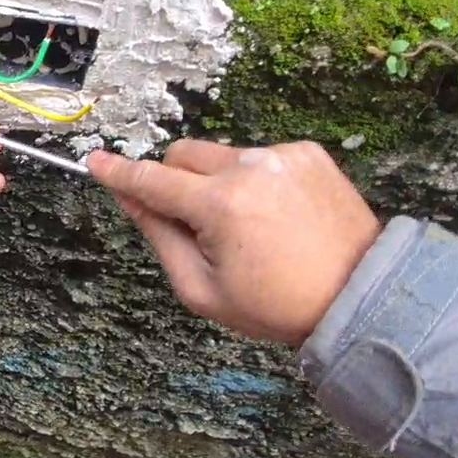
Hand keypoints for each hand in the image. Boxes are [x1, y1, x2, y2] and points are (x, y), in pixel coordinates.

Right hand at [86, 141, 379, 345]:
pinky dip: (251, 178)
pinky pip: (256, 155)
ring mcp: (282, 155)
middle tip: (197, 223)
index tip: (95, 161)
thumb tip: (129, 197)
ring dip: (216, 181)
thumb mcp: (200, 288)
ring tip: (247, 223)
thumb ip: (159, 235)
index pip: (152, 181)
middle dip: (176, 183)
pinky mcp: (307, 153)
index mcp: (221, 206)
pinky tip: (274, 212)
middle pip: (182, 156)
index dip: (118, 174)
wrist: (362, 299)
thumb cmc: (275, 305)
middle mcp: (249, 168)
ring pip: (218, 155)